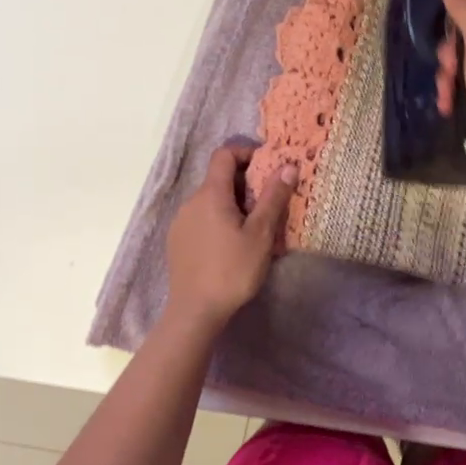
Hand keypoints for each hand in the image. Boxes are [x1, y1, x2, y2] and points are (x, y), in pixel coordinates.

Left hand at [164, 143, 294, 331]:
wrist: (195, 311)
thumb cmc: (232, 270)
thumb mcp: (261, 234)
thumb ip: (273, 197)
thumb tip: (288, 166)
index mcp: (211, 194)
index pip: (224, 154)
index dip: (246, 153)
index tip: (268, 168)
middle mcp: (191, 201)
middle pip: (219, 178)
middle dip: (246, 183)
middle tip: (268, 204)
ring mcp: (181, 221)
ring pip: (211, 200)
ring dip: (233, 204)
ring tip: (254, 227)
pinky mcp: (177, 240)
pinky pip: (202, 218)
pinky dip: (219, 220)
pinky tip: (232, 245)